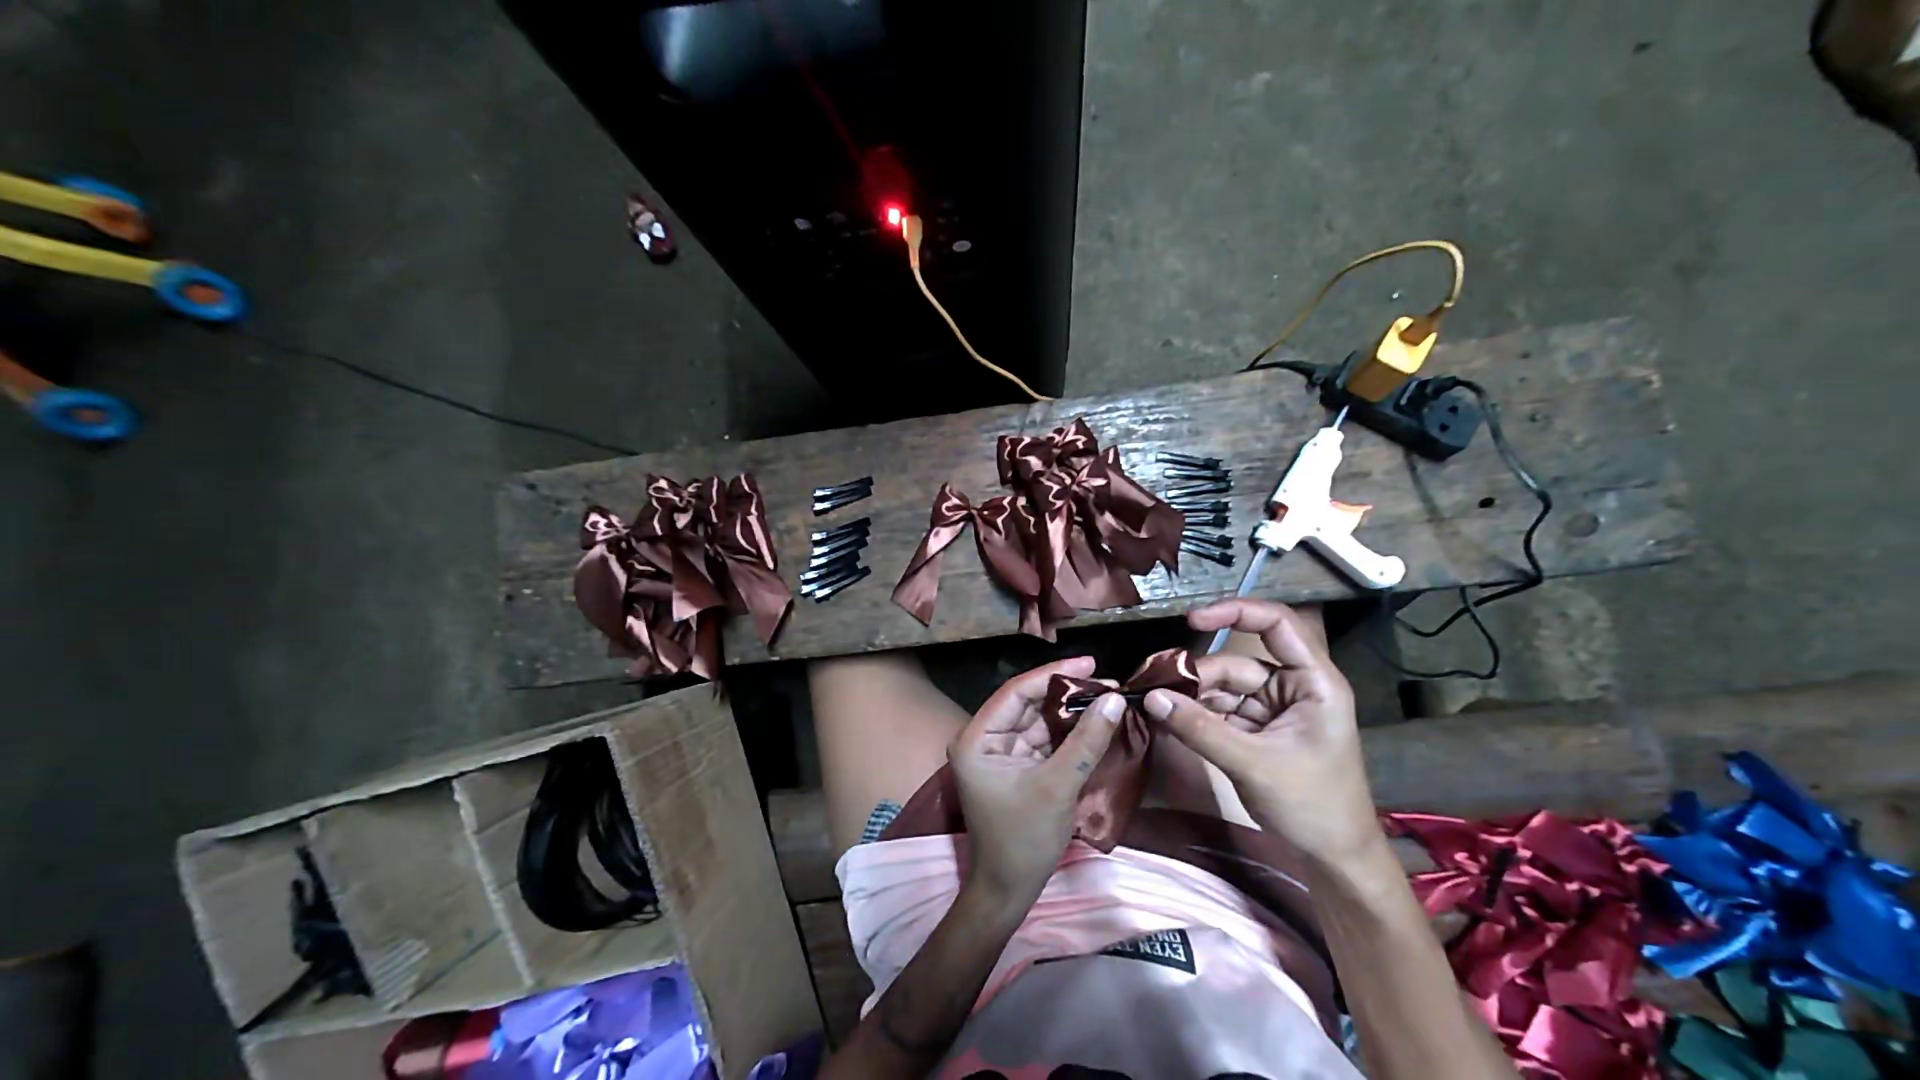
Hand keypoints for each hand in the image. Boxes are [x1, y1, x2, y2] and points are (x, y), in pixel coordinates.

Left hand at [950, 656, 1124, 906]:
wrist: (1009, 890)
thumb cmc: (1024, 839)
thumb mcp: (1057, 786)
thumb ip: (1086, 741)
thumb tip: (1113, 699)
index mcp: (977, 739)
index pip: (1016, 692)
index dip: (1054, 673)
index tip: (1091, 662)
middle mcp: (983, 739)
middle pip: (1028, 704)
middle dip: (1066, 693)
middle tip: (1107, 681)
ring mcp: (999, 754)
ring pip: (1038, 721)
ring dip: (1070, 712)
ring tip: (1107, 697)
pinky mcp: (1016, 768)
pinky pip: (1043, 740)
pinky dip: (1067, 733)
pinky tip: (1094, 721)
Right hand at [1142, 599, 1382, 868]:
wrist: (1333, 859)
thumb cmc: (1311, 806)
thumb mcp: (1252, 764)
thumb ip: (1200, 729)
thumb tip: (1151, 697)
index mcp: (1313, 682)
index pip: (1276, 625)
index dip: (1235, 612)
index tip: (1192, 620)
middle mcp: (1293, 687)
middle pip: (1236, 664)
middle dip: (1197, 675)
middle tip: (1152, 686)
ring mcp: (1274, 709)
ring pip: (1223, 688)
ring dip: (1191, 696)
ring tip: (1154, 704)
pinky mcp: (1258, 730)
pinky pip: (1221, 711)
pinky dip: (1196, 715)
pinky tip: (1169, 719)